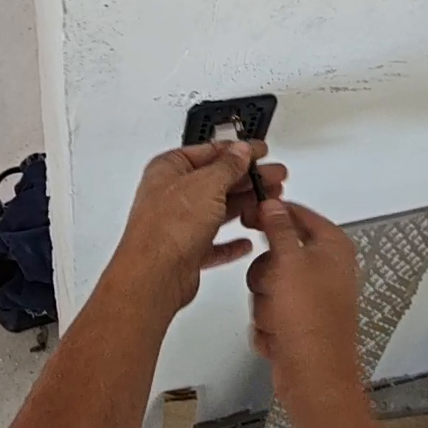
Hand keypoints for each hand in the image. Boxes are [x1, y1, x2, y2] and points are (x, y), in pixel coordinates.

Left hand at [107, 141, 286, 317]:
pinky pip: (214, 243)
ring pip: (217, 210)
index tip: (259, 151)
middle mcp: (171, 194)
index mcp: (169, 169)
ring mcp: (178, 224)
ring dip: (244, 206)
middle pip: (216, 180)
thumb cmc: (167, 229)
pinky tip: (245, 241)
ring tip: (268, 202)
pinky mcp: (186, 251)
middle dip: (247, 179)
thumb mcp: (207, 185)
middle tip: (272, 177)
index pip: (209, 151)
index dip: (237, 150)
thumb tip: (240, 151)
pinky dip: (231, 242)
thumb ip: (228, 166)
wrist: (155, 277)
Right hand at [246, 201, 362, 409]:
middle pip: (275, 253)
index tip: (248, 215)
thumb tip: (273, 204)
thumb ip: (279, 228)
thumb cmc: (310, 321)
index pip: (296, 214)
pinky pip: (268, 311)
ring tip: (279, 319)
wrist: (314, 380)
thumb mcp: (289, 262)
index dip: (270, 213)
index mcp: (332, 247)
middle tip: (273, 287)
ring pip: (266, 284)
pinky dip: (269, 324)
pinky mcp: (297, 322)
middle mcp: (325, 269)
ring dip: (265, 304)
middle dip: (265, 275)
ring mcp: (311, 297)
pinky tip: (280, 336)